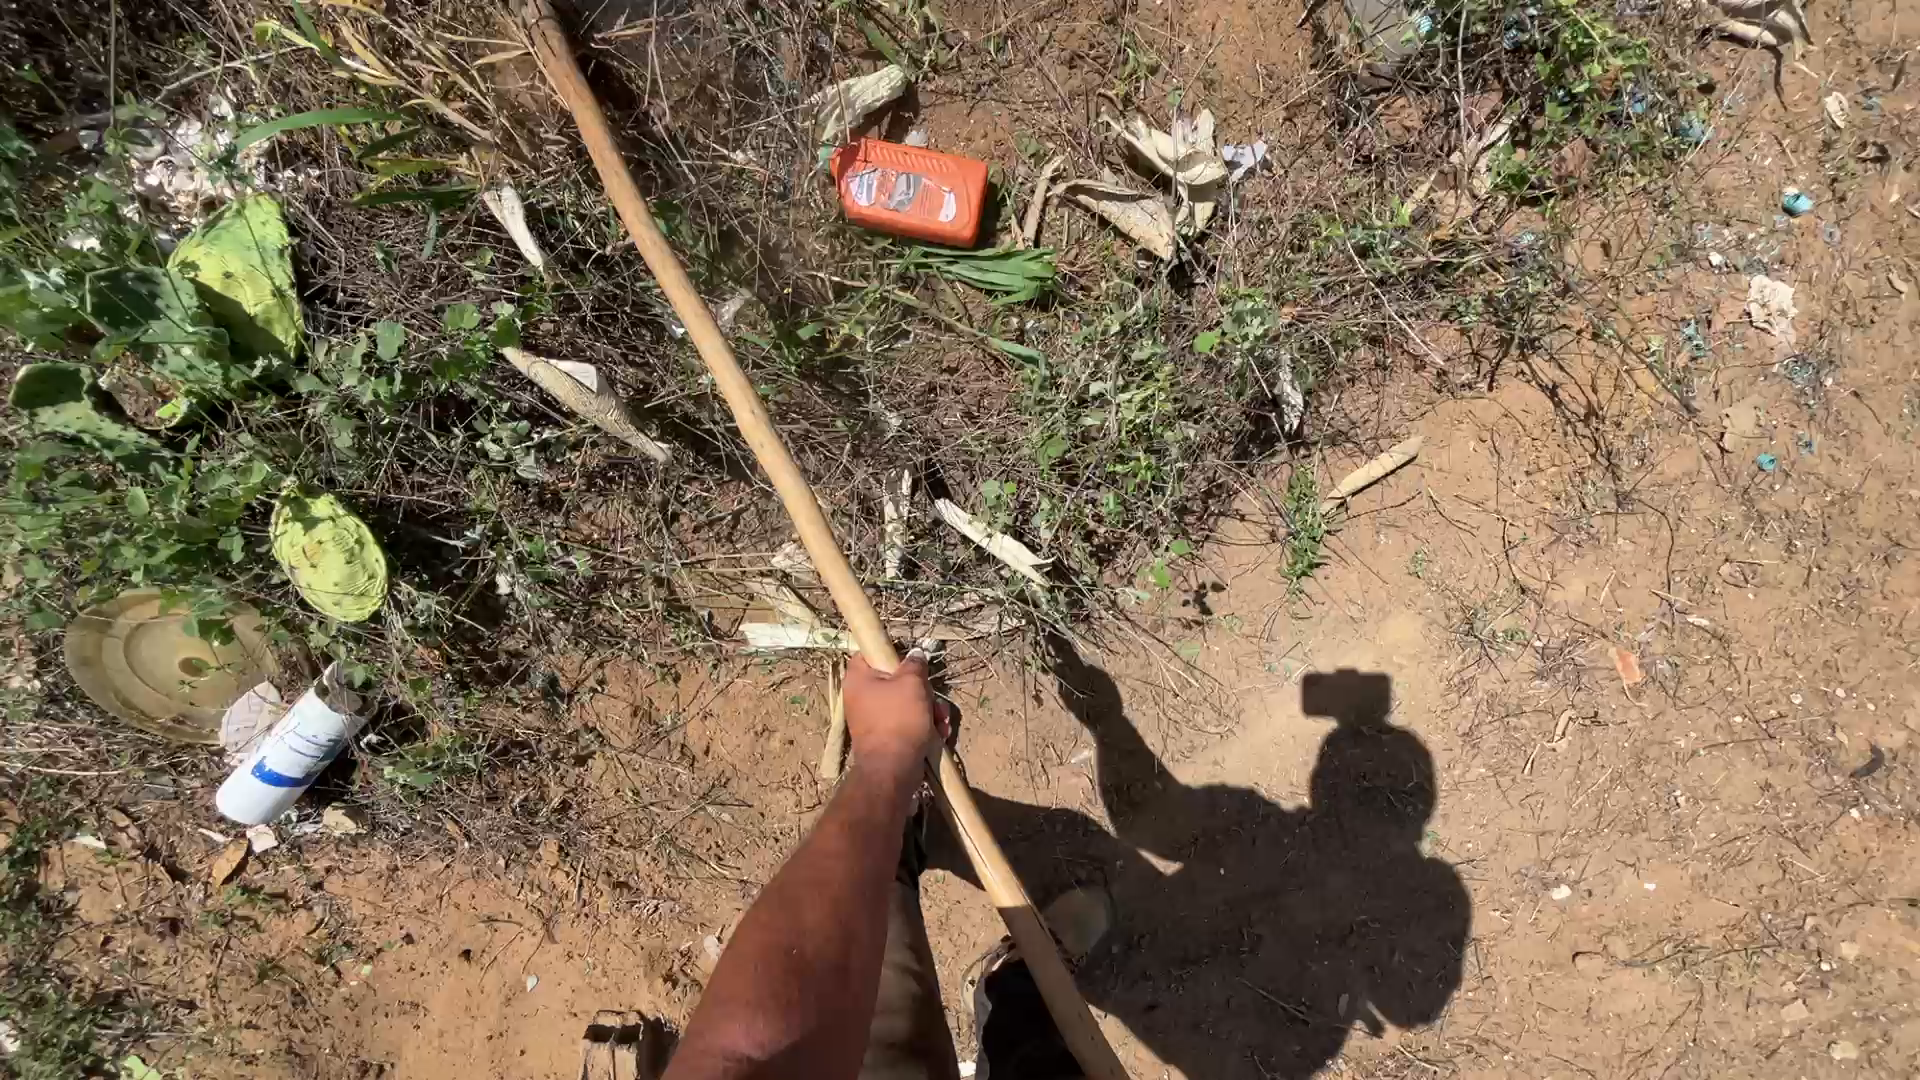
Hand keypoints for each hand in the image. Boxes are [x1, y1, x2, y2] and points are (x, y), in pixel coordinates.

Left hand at [843, 650, 945, 776]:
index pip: (870, 652)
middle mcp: (862, 696)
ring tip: (941, 720)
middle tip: (932, 696)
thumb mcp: (912, 683)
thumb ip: (914, 664)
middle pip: (895, 679)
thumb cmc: (898, 720)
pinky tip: (939, 733)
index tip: (911, 659)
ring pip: (907, 701)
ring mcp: (874, 718)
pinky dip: (924, 725)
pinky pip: (908, 721)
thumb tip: (915, 654)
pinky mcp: (887, 735)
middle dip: (922, 689)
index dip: (892, 652)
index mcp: (858, 678)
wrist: (893, 770)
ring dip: (929, 708)